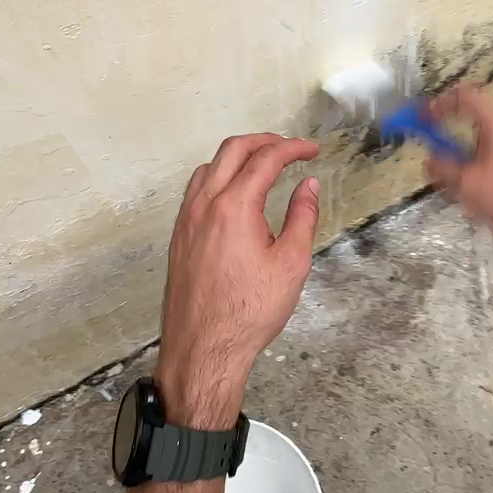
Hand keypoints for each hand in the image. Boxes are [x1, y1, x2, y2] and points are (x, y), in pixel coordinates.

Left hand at [156, 133, 320, 427]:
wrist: (203, 351)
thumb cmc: (250, 311)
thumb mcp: (291, 263)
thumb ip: (303, 217)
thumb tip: (309, 185)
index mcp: (234, 207)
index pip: (266, 159)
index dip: (293, 148)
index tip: (313, 150)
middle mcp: (204, 204)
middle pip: (232, 149)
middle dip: (265, 141)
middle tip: (290, 150)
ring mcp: (186, 218)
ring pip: (210, 166)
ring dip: (238, 156)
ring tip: (264, 167)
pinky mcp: (178, 235)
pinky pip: (196, 188)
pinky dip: (219, 175)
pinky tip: (234, 193)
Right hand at [426, 84, 492, 248]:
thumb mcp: (468, 185)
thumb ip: (443, 168)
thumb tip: (429, 158)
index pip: (464, 96)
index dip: (438, 103)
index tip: (419, 122)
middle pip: (471, 130)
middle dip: (452, 155)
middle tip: (445, 178)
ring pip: (482, 158)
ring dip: (468, 178)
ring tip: (472, 205)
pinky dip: (486, 190)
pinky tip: (492, 215)